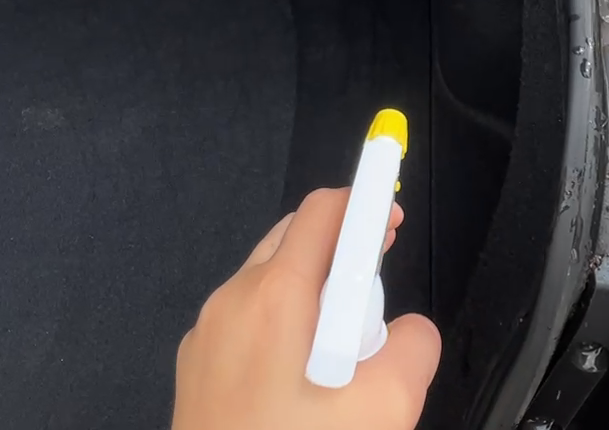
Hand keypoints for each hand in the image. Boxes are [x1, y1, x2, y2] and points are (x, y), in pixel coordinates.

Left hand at [171, 188, 440, 429]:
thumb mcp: (389, 405)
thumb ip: (415, 343)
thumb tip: (405, 331)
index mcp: (274, 294)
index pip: (324, 209)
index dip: (367, 203)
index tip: (393, 222)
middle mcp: (231, 301)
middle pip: (296, 237)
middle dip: (342, 252)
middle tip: (372, 301)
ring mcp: (205, 336)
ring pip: (271, 278)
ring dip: (313, 293)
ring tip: (337, 356)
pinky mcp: (193, 371)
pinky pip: (248, 319)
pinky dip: (282, 325)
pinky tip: (298, 384)